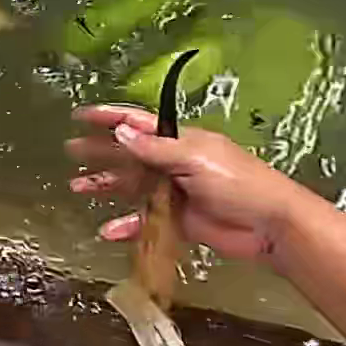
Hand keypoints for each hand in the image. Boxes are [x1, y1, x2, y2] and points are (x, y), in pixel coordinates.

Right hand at [65, 104, 326, 262]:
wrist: (274, 228)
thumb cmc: (238, 183)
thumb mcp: (195, 157)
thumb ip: (154, 148)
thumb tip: (118, 132)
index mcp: (177, 141)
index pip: (135, 123)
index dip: (107, 118)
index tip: (79, 115)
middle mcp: (170, 162)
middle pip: (126, 154)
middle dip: (98, 151)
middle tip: (70, 150)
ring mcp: (172, 191)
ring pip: (129, 186)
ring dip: (104, 185)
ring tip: (76, 186)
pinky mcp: (177, 220)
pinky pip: (144, 220)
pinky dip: (126, 225)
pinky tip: (107, 230)